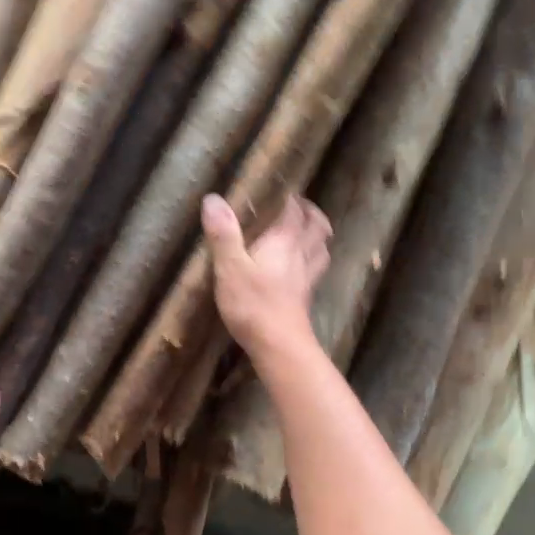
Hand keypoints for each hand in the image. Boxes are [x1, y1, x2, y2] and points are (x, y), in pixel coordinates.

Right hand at [204, 193, 331, 358]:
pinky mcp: (305, 298)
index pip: (294, 211)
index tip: (281, 188)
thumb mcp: (230, 268)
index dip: (290, 198)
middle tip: (299, 207)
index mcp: (283, 242)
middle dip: (310, 213)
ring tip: (307, 232)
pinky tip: (303, 267)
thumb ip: (223, 234)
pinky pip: (316, 270)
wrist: (279, 345)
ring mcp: (306, 278)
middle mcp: (300, 255)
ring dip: (317, 236)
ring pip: (320, 248)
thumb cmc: (252, 304)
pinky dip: (313, 260)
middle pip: (316, 227)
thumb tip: (213, 199)